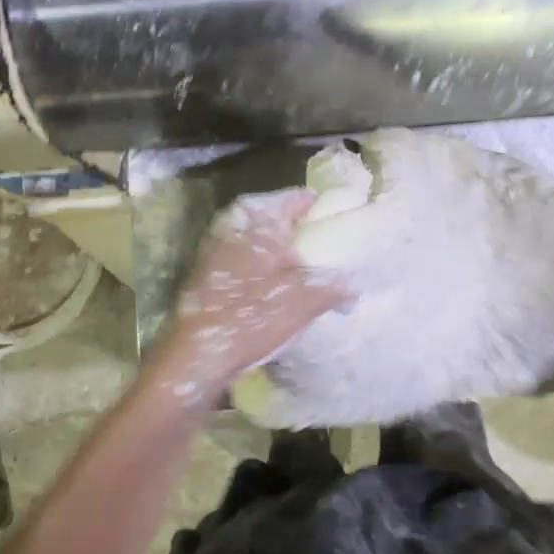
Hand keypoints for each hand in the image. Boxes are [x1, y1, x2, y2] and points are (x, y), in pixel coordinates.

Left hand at [151, 189, 350, 405]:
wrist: (198, 354)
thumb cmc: (253, 316)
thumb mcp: (306, 300)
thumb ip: (335, 287)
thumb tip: (355, 287)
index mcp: (259, 218)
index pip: (296, 199)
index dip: (319, 209)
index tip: (338, 221)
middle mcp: (234, 225)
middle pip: (276, 220)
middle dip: (299, 234)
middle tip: (325, 250)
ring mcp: (216, 249)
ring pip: (259, 242)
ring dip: (279, 254)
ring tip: (305, 272)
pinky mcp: (206, 274)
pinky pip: (244, 262)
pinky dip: (261, 270)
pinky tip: (275, 290)